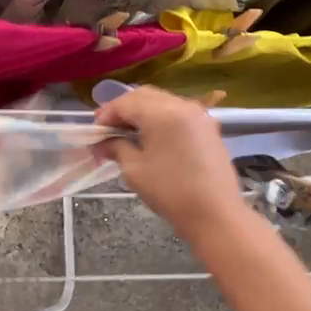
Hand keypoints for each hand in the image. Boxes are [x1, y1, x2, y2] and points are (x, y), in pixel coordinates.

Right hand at [94, 86, 248, 229]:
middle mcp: (182, 105)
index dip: (106, 114)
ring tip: (127, 131)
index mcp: (161, 113)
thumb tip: (102, 142)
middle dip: (123, 108)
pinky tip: (152, 135)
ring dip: (142, 111)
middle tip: (108, 127)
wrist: (215, 214)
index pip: (126, 103)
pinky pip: (178, 112)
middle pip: (144, 96)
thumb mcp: (134, 170)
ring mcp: (199, 115)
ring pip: (162, 101)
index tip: (94, 130)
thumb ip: (116, 148)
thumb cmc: (170, 191)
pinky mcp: (208, 128)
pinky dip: (160, 117)